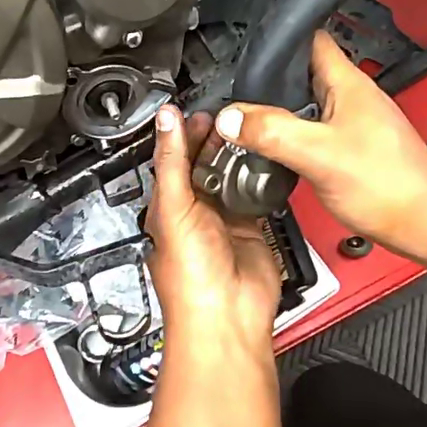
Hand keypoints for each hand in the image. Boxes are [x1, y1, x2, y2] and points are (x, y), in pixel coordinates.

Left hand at [145, 105, 282, 349]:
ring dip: (235, 157)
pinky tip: (262, 162)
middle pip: (203, 165)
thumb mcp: (173, 206)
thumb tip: (165, 119)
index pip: (172, 159)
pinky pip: (254, 196)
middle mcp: (194, 211)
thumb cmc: (189, 277)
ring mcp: (223, 220)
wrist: (227, 315)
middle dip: (212, 140)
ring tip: (244, 132)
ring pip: (229, 177)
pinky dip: (257, 179)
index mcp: (167, 206)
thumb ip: (172, 161)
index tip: (196, 111)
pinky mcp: (250, 229)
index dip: (182, 134)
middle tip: (226, 117)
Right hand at [214, 31, 426, 260]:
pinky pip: (315, 129)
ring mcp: (355, 122)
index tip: (250, 44)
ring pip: (308, 103)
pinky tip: (281, 153)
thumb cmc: (390, 186)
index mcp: (347, 84)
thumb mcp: (318, 154)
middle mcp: (353, 97)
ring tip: (251, 122)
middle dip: (270, 80)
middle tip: (240, 93)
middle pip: (302, 73)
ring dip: (281, 110)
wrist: (425, 224)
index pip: (310, 39)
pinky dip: (294, 136)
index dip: (279, 37)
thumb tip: (230, 118)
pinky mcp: (354, 147)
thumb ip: (271, 132)